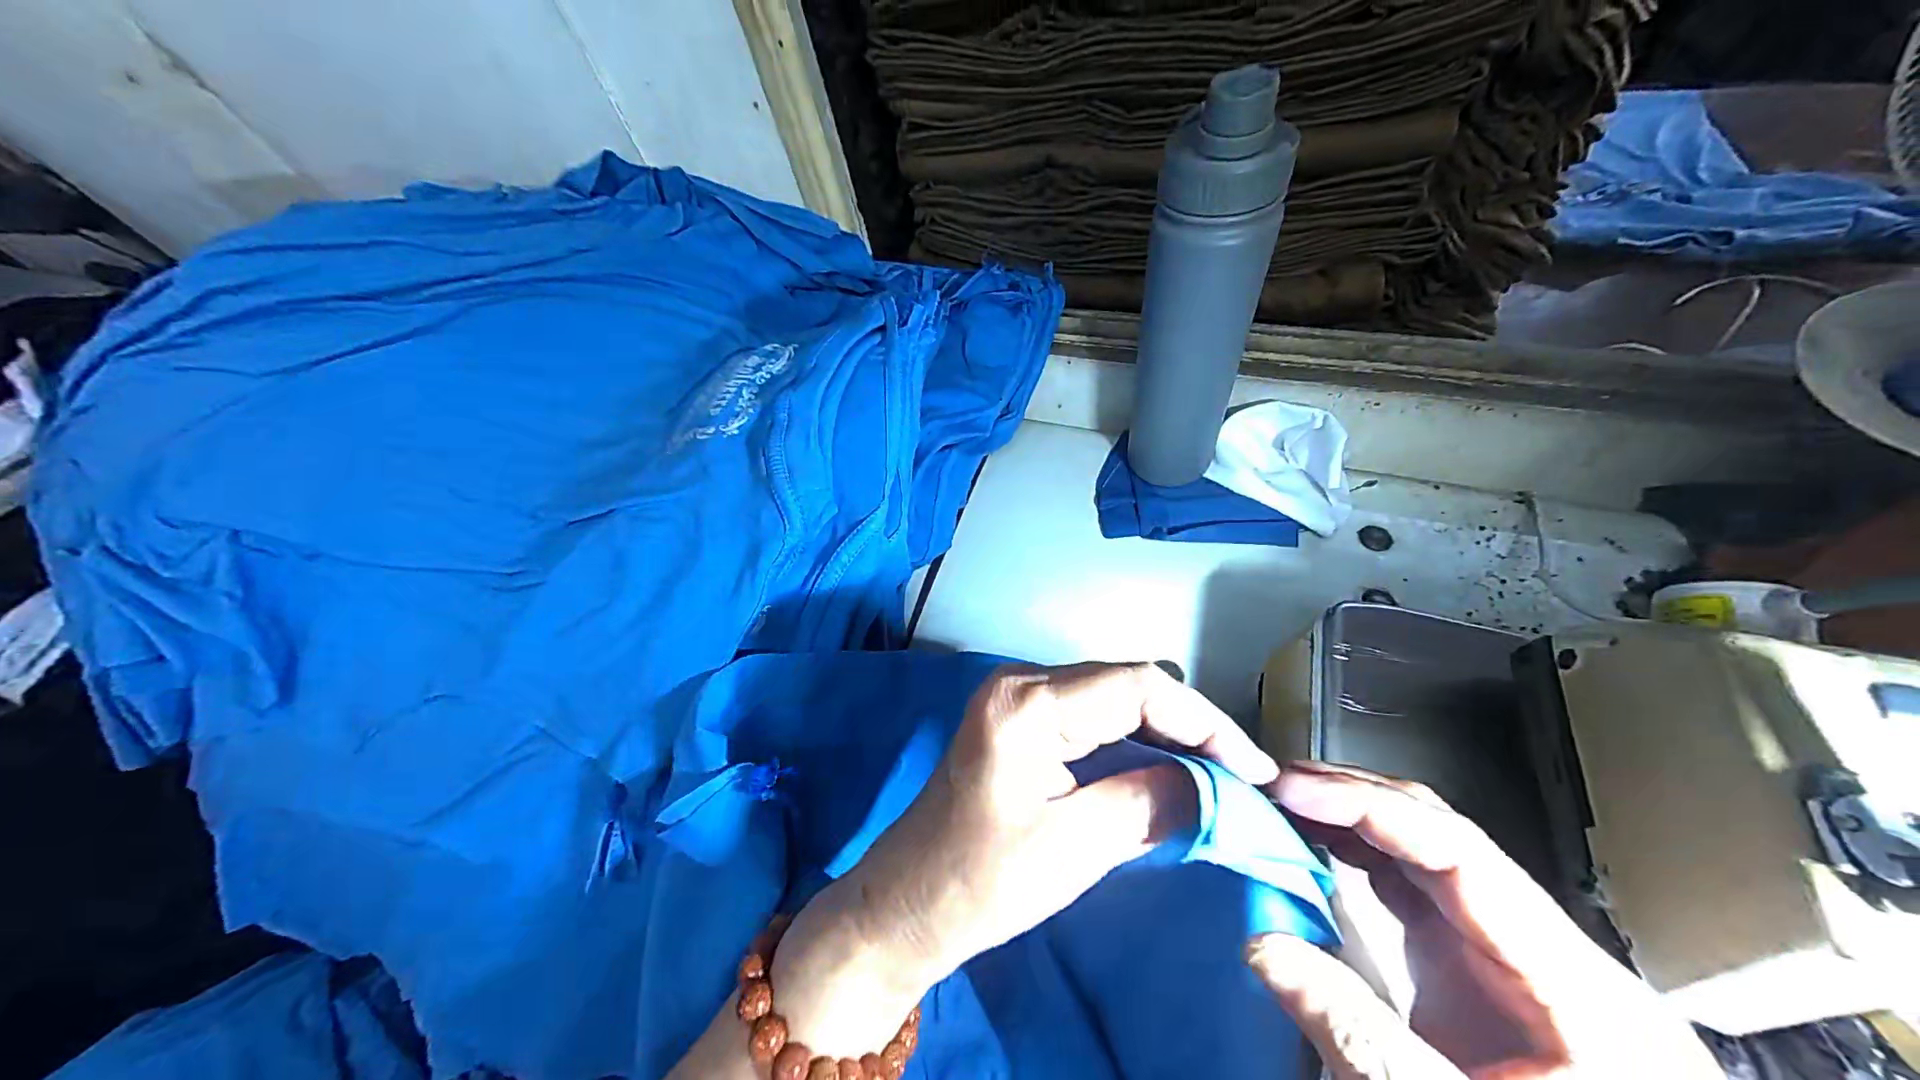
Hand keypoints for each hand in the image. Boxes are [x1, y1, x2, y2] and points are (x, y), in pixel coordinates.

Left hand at [769, 661, 1279, 1057]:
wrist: (908, 903)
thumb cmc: (981, 880)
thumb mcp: (1075, 847)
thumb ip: (1150, 803)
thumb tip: (1216, 786)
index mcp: (1027, 702)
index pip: (1137, 686)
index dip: (1204, 722)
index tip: (1253, 769)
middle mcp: (1021, 681)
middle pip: (1126, 684)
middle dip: (1189, 726)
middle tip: (1241, 775)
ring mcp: (1016, 697)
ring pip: (1113, 697)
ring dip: (1165, 732)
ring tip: (1217, 773)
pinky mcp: (1019, 720)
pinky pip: (1091, 716)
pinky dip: (1134, 739)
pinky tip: (1166, 768)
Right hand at [1246, 762, 1720, 1078]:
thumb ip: (1354, 1030)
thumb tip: (1265, 947)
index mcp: (1570, 980)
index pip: (1458, 849)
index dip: (1369, 807)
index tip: (1296, 791)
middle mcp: (1540, 946)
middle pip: (1437, 833)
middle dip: (1350, 798)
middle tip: (1277, 784)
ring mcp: (1501, 946)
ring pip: (1418, 845)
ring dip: (1346, 816)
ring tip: (1284, 802)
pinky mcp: (1466, 955)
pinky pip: (1406, 876)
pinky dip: (1352, 848)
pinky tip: (1312, 838)